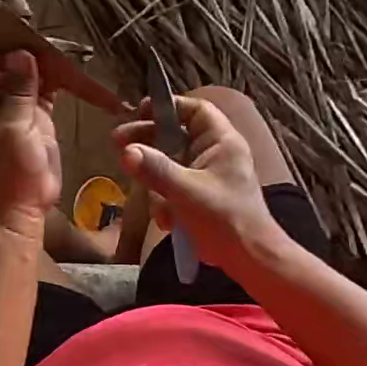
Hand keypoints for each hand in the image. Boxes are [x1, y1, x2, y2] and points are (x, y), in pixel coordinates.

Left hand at [0, 50, 61, 237]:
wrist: (22, 211)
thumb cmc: (8, 174)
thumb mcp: (12, 129)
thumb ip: (17, 91)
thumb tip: (21, 53)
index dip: (5, 45)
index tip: (25, 25)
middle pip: (11, 67)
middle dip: (29, 51)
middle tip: (52, 35)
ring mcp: (17, 109)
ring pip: (30, 77)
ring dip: (44, 64)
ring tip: (63, 47)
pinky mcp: (39, 119)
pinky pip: (46, 92)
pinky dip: (56, 81)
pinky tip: (68, 67)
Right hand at [112, 95, 281, 270]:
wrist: (248, 259)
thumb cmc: (224, 218)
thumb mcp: (185, 191)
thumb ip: (154, 169)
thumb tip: (125, 151)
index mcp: (221, 142)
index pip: (195, 109)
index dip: (168, 106)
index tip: (139, 111)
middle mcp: (213, 154)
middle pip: (174, 136)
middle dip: (147, 144)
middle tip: (118, 144)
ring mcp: (205, 177)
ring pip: (168, 166)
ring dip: (157, 185)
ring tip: (157, 204)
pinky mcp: (198, 198)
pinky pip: (171, 190)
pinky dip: (165, 204)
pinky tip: (168, 221)